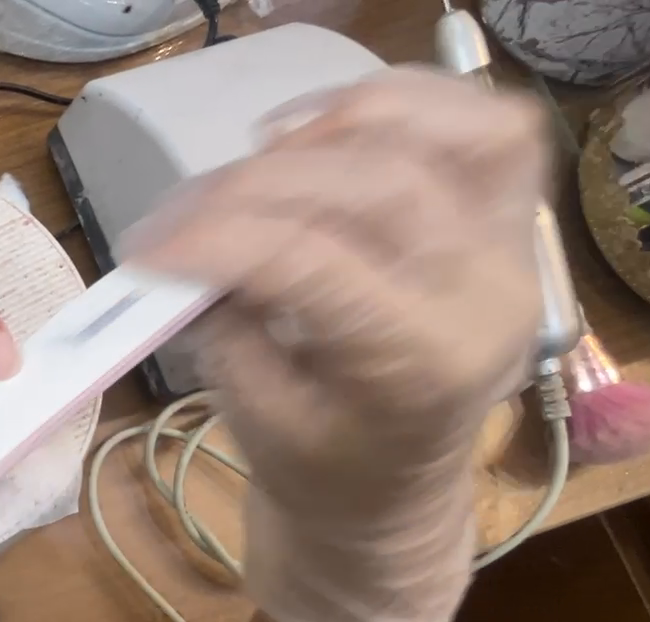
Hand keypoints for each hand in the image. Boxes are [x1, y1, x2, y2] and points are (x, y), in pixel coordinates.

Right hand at [128, 70, 549, 621]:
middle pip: (373, 188)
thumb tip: (188, 254)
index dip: (216, 242)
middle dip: (251, 188)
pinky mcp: (503, 220)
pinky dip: (394, 109)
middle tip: (170, 215)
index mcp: (416, 364)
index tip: (140, 249)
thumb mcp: (250, 414)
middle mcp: (485, 290)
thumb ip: (225, 328)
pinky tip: (314, 129)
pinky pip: (476, 128)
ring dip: (337, 125)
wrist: (386, 484)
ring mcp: (509, 246)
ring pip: (449, 135)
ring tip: (251, 153)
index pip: (312, 265)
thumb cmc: (312, 466)